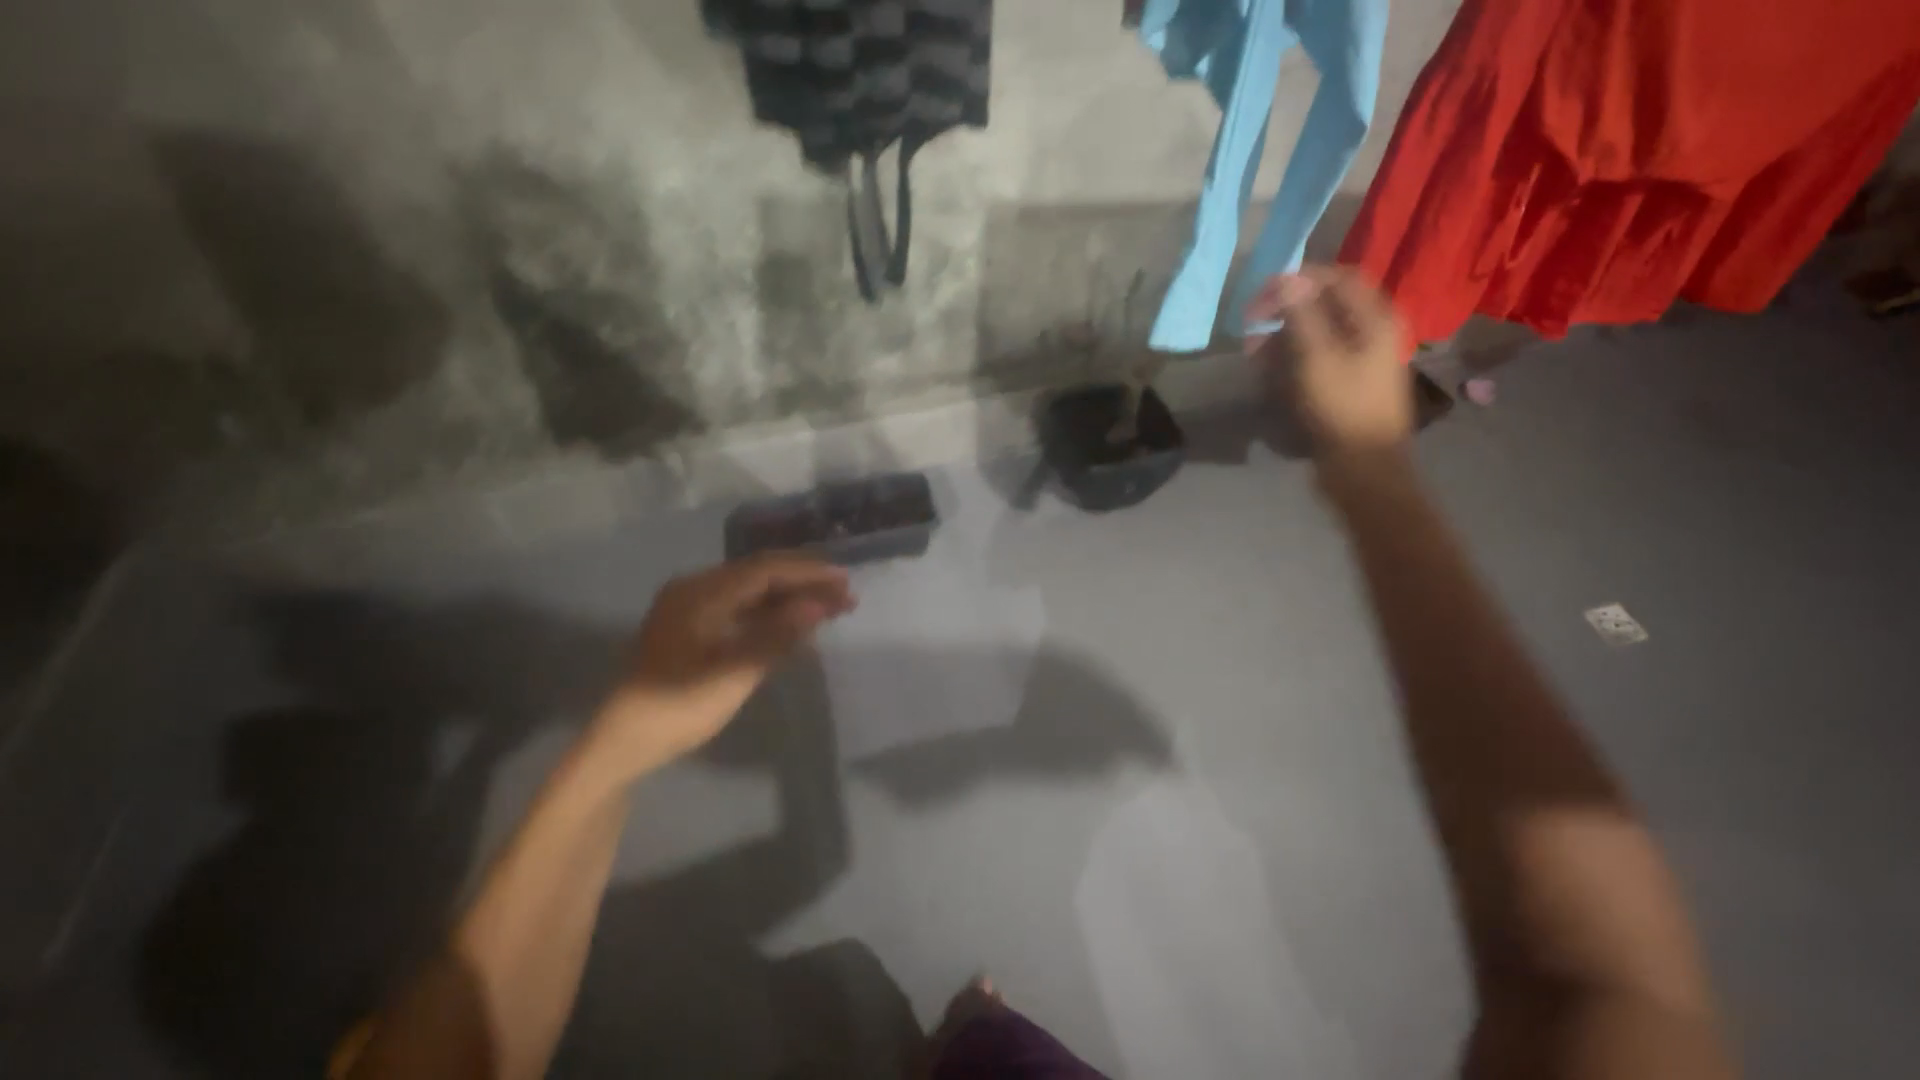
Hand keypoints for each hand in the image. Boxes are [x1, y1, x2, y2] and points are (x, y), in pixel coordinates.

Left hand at [593, 552, 855, 770]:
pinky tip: (794, 628)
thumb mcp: (734, 672)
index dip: (808, 573)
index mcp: (701, 593)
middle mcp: (695, 591)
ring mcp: (692, 611)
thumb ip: (777, 635)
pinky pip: (739, 611)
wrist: (625, 741)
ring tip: (829, 609)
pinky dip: (770, 616)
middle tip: (845, 595)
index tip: (845, 582)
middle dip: (803, 584)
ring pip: (751, 594)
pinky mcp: (693, 631)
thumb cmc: (679, 705)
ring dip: (789, 600)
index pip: (764, 570)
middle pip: (759, 576)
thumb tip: (818, 606)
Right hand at [1246, 265, 1411, 456]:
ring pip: (1318, 335)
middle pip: (1326, 307)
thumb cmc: (1341, 408)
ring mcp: (1361, 361)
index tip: (1264, 293)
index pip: (1338, 278)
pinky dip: (1292, 360)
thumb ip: (1301, 314)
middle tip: (1251, 326)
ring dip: (1283, 339)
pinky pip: (1318, 359)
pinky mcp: (1348, 385)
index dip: (1300, 279)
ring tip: (1253, 354)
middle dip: (1285, 313)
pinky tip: (1268, 374)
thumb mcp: (1316, 357)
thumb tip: (1287, 279)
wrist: (1363, 468)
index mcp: (1375, 319)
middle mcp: (1373, 333)